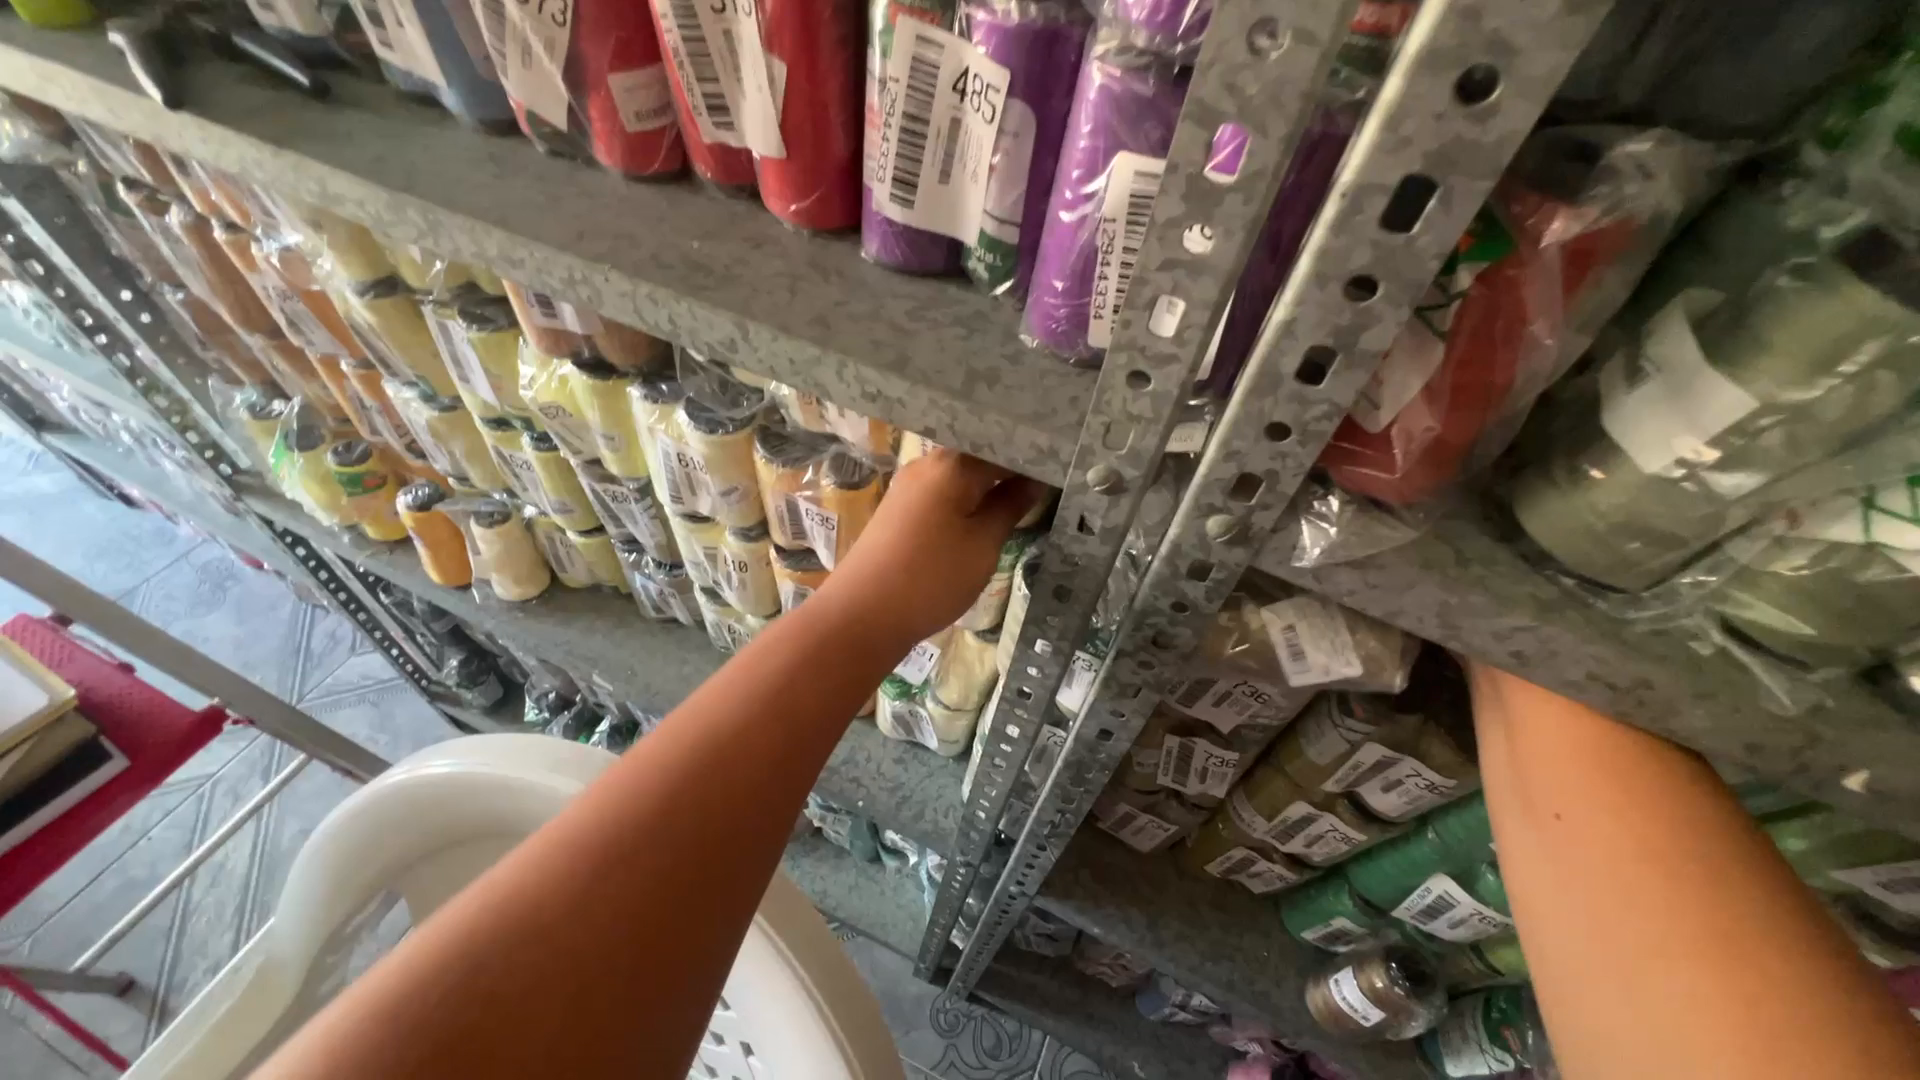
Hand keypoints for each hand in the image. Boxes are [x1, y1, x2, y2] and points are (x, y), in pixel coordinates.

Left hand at [819, 449, 1046, 648]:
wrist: (862, 615)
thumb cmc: (931, 578)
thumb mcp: (983, 545)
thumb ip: (1010, 506)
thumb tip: (1034, 480)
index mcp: (952, 464)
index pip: (1005, 445)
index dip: (1036, 455)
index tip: (1066, 466)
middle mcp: (928, 463)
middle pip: (980, 457)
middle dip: (1014, 470)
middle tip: (1053, 484)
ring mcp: (910, 486)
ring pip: (961, 477)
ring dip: (990, 487)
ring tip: (1027, 500)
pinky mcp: (900, 510)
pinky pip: (944, 493)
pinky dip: (968, 501)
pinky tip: (988, 515)